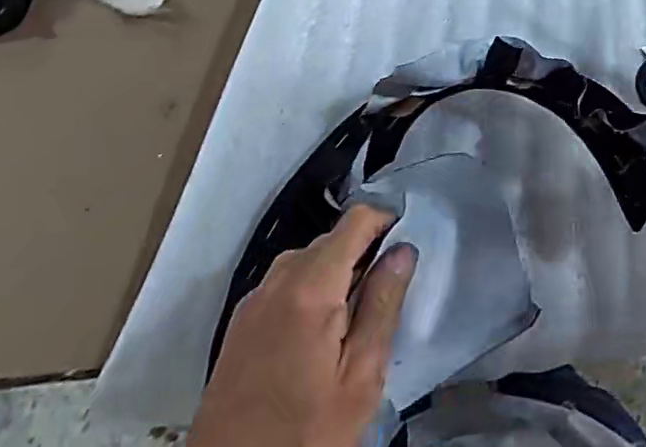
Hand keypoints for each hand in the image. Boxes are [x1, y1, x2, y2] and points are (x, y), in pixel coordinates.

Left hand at [190, 204, 417, 446]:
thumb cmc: (306, 433)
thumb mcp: (361, 375)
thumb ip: (383, 305)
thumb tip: (402, 251)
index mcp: (310, 290)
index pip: (354, 222)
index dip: (386, 220)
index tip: (407, 242)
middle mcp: (275, 286)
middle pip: (331, 239)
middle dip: (364, 250)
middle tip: (389, 288)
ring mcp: (251, 307)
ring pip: (306, 259)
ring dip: (337, 268)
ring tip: (358, 310)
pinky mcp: (238, 329)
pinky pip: (284, 284)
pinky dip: (310, 286)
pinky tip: (322, 328)